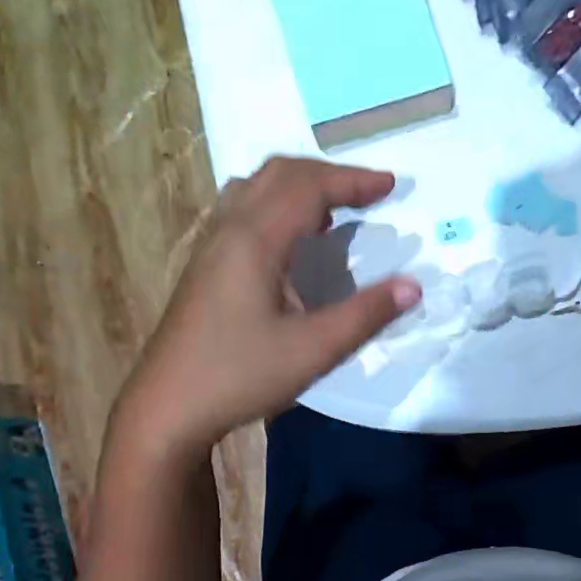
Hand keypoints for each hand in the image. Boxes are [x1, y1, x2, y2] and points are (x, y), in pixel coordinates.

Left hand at [117, 157, 420, 457]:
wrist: (167, 406)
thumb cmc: (239, 376)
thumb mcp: (312, 351)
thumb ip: (365, 315)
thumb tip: (413, 287)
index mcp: (254, 240)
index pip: (309, 187)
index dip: (353, 181)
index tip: (392, 186)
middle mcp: (228, 229)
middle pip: (279, 174)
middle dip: (328, 176)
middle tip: (367, 194)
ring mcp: (209, 246)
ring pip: (254, 188)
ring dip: (297, 186)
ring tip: (330, 212)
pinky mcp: (202, 266)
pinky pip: (240, 210)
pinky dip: (274, 205)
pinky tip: (287, 242)